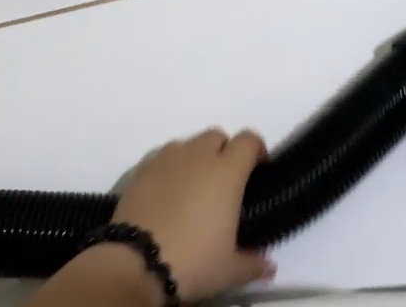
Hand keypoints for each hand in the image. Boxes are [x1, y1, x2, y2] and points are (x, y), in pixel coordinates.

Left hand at [112, 129, 273, 300]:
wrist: (136, 263)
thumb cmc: (192, 261)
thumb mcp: (229, 271)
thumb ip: (253, 263)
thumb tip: (269, 266)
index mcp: (227, 172)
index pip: (248, 140)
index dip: (257, 149)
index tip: (258, 169)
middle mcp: (198, 155)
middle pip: (217, 136)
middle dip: (224, 151)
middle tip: (224, 182)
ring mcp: (167, 158)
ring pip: (188, 143)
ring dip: (196, 157)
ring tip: (193, 188)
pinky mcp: (142, 168)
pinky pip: (163, 157)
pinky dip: (170, 168)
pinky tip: (166, 193)